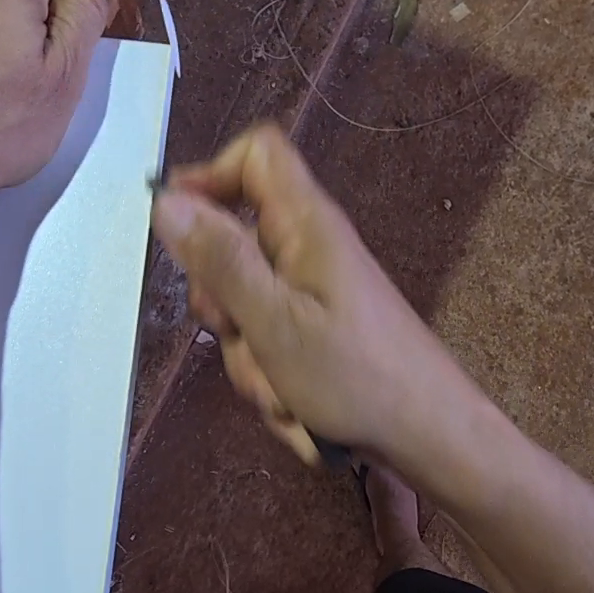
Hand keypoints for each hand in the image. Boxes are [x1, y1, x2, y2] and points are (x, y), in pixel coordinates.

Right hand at [149, 124, 480, 465]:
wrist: (428, 436)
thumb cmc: (358, 378)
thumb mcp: (274, 322)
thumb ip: (220, 261)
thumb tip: (166, 201)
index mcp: (304, 224)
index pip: (254, 156)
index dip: (209, 177)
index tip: (177, 227)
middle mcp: (305, 248)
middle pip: (232, 243)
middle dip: (222, 301)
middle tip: (240, 332)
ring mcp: (309, 293)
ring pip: (242, 304)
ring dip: (249, 353)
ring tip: (282, 387)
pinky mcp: (313, 331)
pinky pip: (265, 340)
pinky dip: (270, 373)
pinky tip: (297, 405)